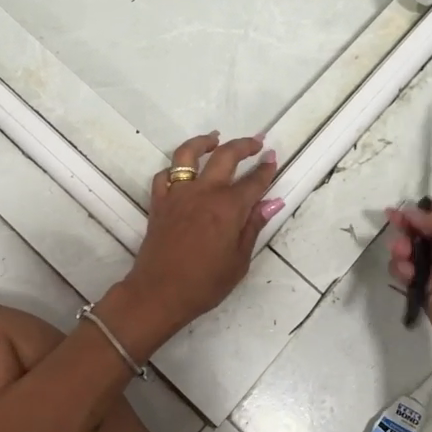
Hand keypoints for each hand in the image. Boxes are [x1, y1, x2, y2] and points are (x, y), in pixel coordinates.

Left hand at [113, 133, 281, 341]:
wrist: (159, 293)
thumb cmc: (205, 284)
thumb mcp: (239, 261)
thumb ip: (254, 227)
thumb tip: (272, 203)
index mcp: (228, 208)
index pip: (254, 181)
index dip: (266, 168)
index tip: (272, 157)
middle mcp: (204, 192)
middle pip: (225, 156)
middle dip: (244, 145)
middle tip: (256, 142)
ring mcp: (178, 194)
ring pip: (188, 154)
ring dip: (204, 142)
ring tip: (215, 138)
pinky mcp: (159, 202)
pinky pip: (164, 176)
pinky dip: (174, 170)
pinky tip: (183, 171)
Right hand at [386, 199, 431, 337]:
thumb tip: (410, 213)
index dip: (430, 208)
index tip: (412, 206)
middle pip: (427, 230)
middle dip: (410, 224)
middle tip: (394, 220)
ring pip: (413, 249)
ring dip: (403, 245)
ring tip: (400, 251)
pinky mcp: (426, 289)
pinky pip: (407, 272)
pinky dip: (401, 268)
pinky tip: (405, 271)